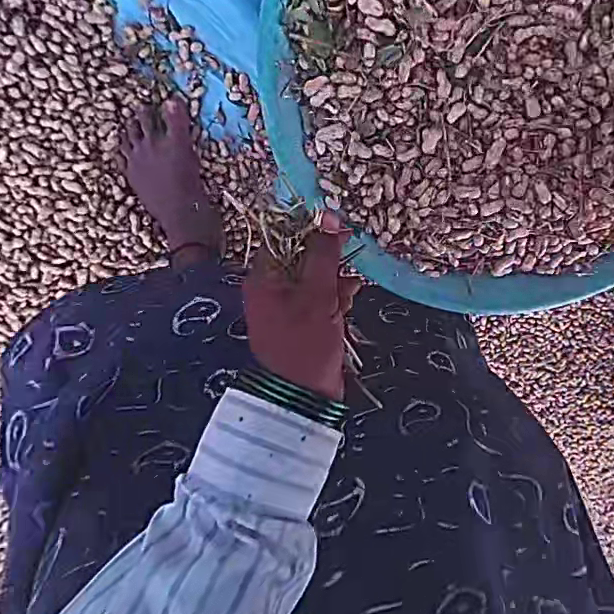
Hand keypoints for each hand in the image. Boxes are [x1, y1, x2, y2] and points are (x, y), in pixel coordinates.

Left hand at [244, 211, 360, 399]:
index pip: (283, 236)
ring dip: (334, 277)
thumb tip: (328, 218)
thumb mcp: (317, 294)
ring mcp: (288, 305)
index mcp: (263, 278)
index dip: (309, 227)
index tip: (336, 222)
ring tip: (349, 288)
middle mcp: (272, 288)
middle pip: (301, 255)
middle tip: (350, 252)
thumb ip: (323, 255)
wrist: (305, 395)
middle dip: (327, 256)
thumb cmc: (306, 343)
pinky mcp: (304, 320)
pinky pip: (319, 297)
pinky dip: (335, 295)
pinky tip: (349, 300)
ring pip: (314, 276)